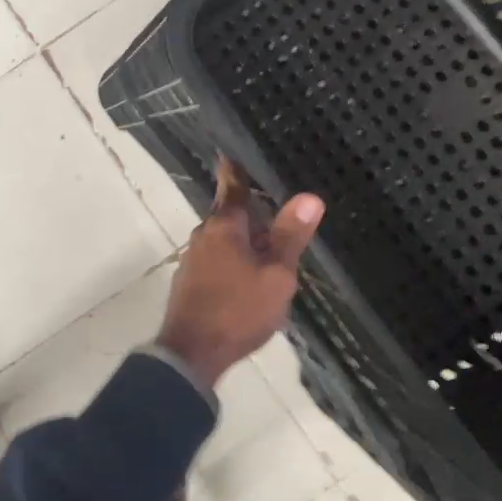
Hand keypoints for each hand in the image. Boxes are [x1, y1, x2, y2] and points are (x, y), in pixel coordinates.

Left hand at [156, 156, 323, 389]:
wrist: (193, 350)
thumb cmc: (239, 310)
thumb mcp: (276, 276)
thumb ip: (289, 236)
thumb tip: (310, 197)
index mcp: (223, 226)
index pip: (233, 186)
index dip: (237, 169)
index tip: (234, 149)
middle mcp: (203, 234)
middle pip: (230, 213)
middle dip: (251, 210)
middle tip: (276, 205)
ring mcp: (194, 256)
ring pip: (224, 237)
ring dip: (245, 237)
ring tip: (271, 242)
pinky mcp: (191, 278)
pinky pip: (217, 256)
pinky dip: (235, 255)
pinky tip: (250, 272)